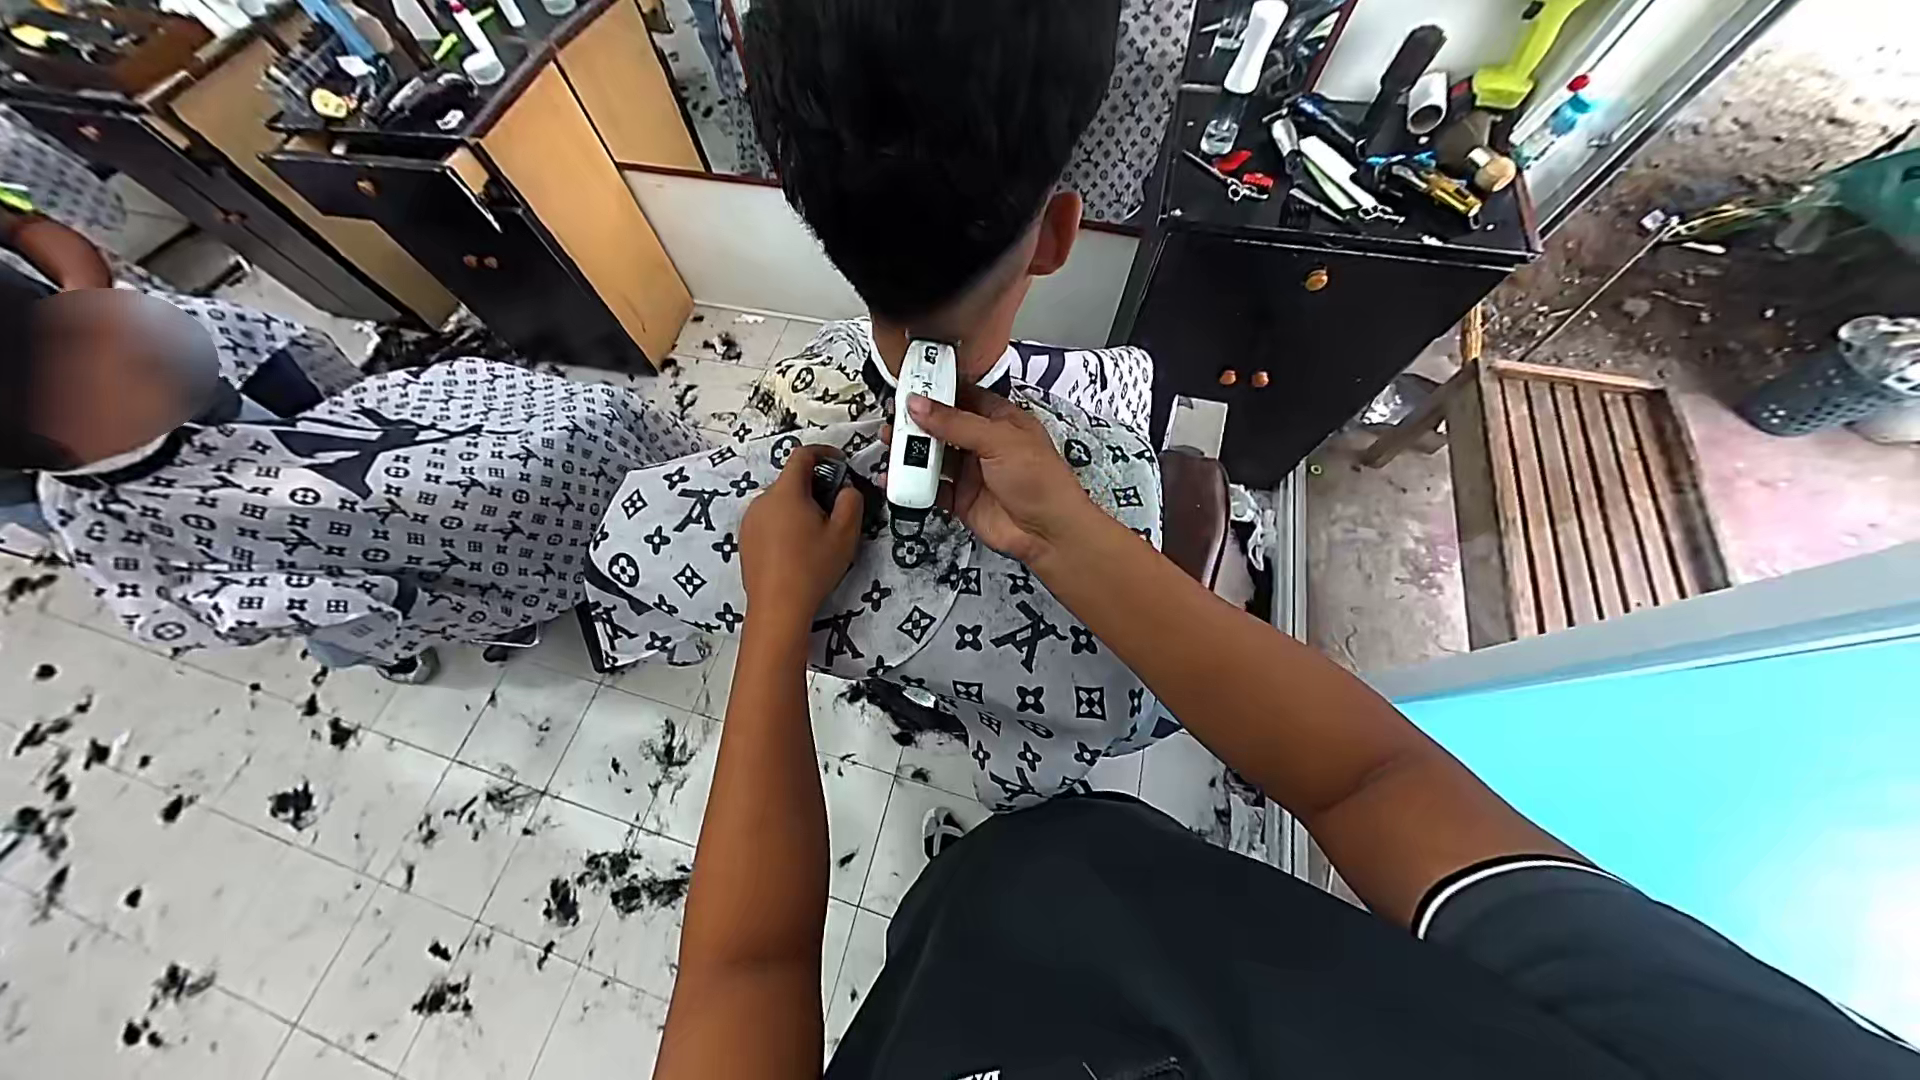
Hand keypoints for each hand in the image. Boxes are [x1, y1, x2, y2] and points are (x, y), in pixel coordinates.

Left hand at [740, 444, 863, 625]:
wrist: (778, 606)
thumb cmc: (812, 567)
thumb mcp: (845, 533)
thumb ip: (852, 501)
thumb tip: (847, 490)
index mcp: (786, 492)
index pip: (802, 455)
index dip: (824, 453)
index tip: (840, 463)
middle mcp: (763, 500)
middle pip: (792, 480)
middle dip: (816, 486)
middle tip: (836, 508)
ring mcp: (751, 520)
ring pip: (781, 501)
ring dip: (801, 506)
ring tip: (818, 533)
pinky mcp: (746, 539)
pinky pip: (770, 519)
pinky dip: (786, 523)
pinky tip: (799, 548)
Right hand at [900, 386, 1097, 564]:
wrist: (1048, 532)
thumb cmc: (1042, 482)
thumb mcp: (999, 440)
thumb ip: (956, 422)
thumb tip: (921, 405)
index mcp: (1000, 420)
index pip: (963, 397)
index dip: (937, 392)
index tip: (909, 387)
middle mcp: (984, 444)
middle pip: (943, 427)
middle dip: (917, 423)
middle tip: (892, 419)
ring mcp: (972, 472)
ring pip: (934, 457)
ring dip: (912, 452)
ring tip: (889, 444)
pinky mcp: (962, 499)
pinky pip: (932, 488)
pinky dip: (913, 484)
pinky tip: (896, 478)